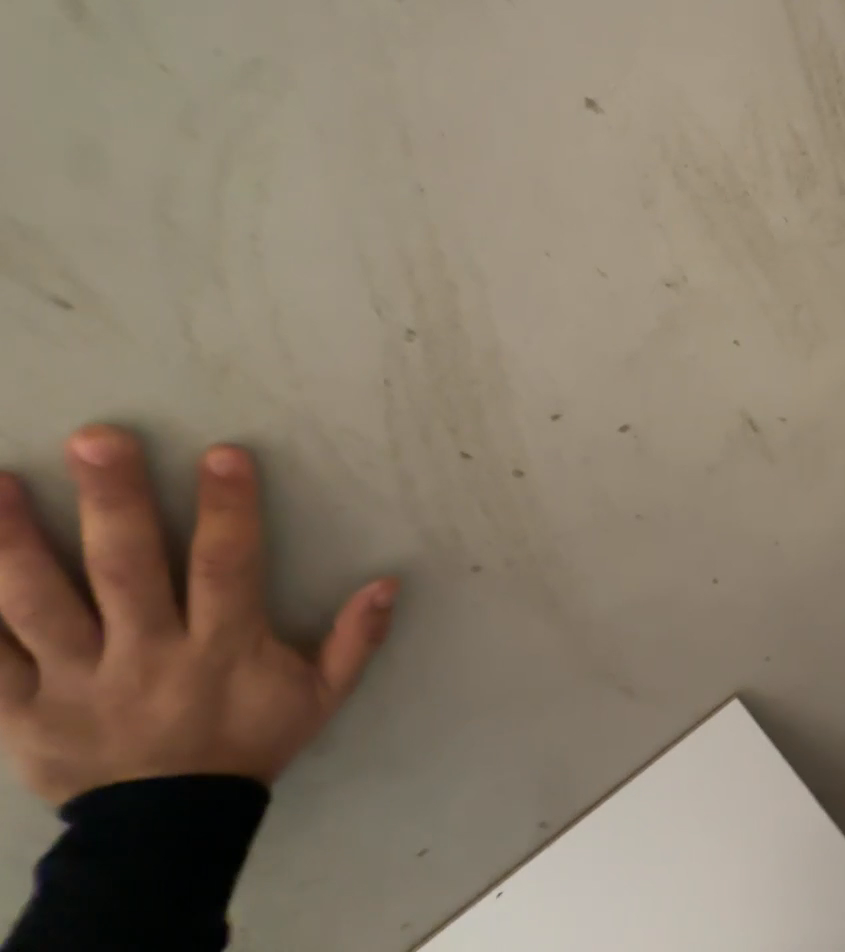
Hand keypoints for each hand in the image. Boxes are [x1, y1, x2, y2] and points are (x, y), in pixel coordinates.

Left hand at [0, 425, 397, 805]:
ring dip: (13, 542)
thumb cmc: (251, 742)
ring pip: (36, 604)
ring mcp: (75, 680)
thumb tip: (389, 582)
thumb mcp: (322, 695)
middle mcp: (147, 653)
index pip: (228, 566)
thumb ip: (355, 639)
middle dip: (112, 502)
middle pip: (124, 569)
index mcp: (223, 647)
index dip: (228, 509)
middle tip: (97, 439)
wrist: (169, 825)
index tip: (222, 454)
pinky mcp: (19, 708)